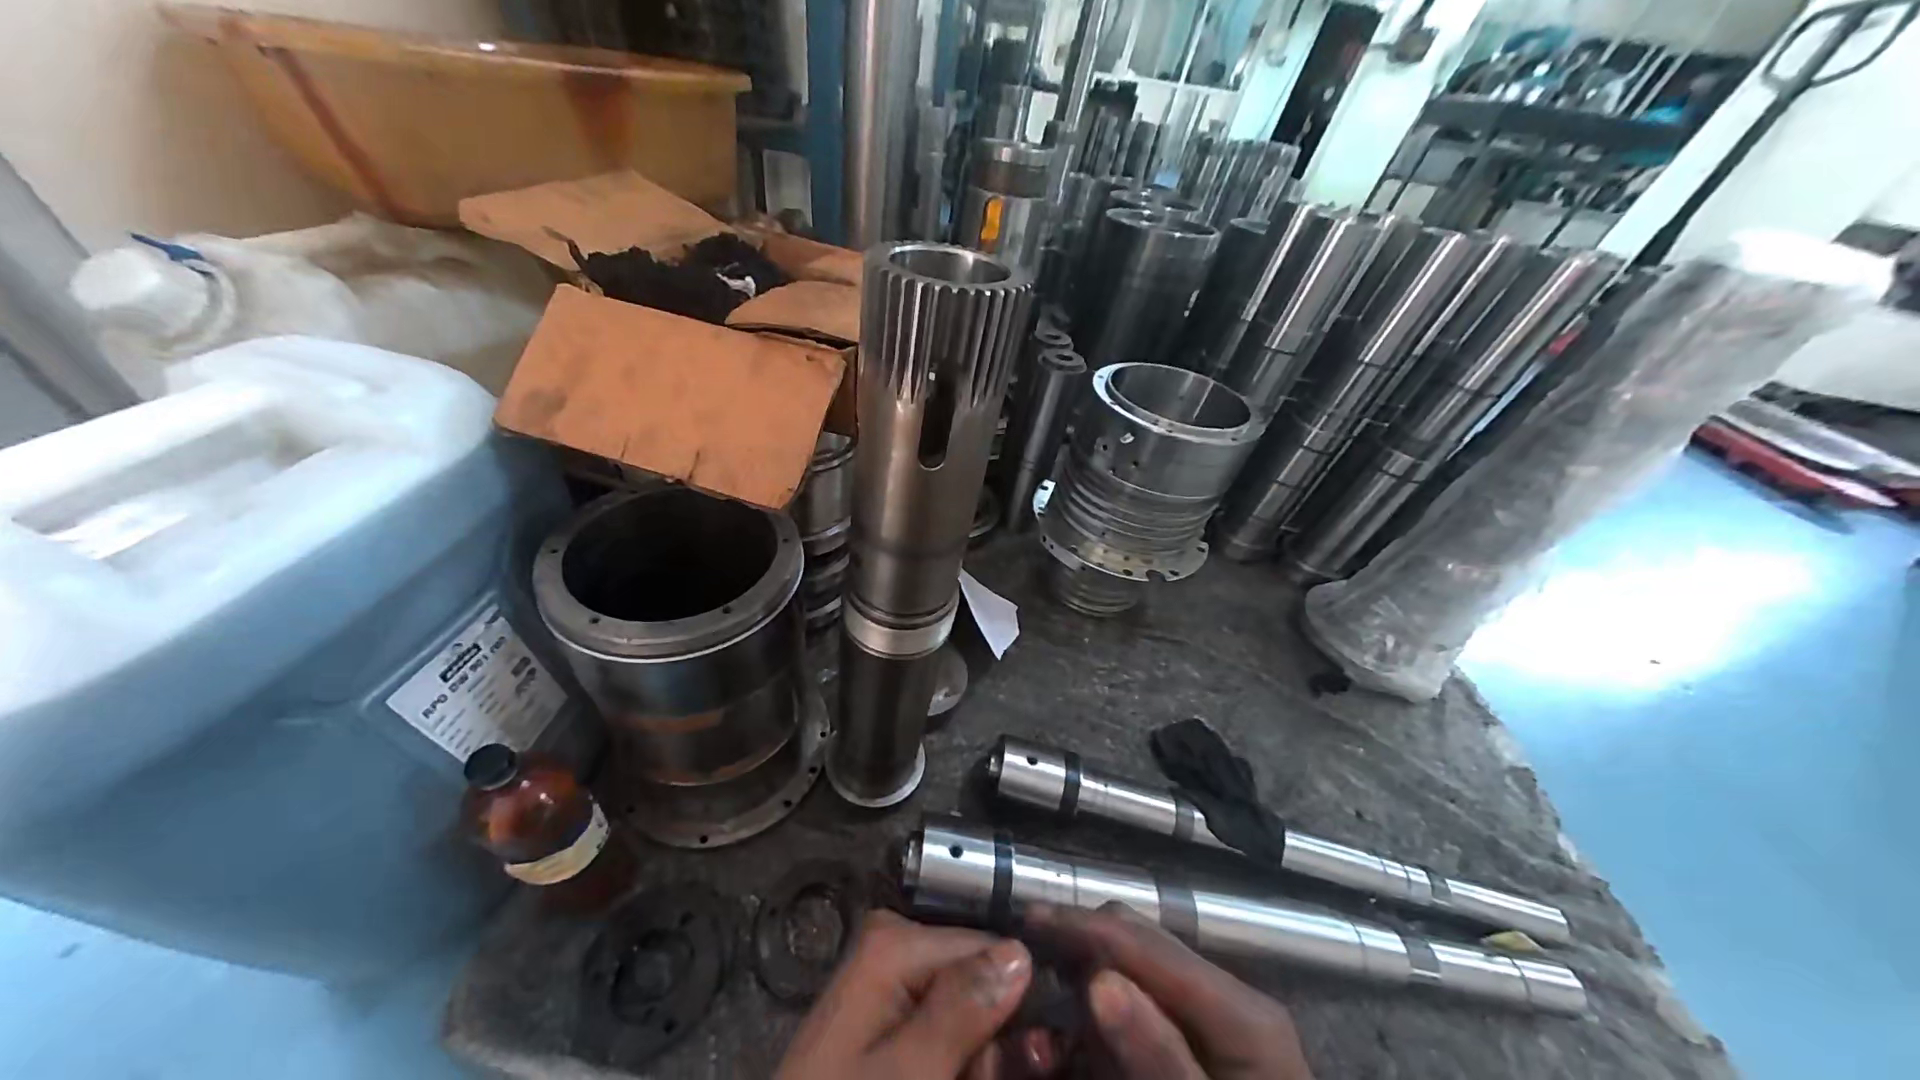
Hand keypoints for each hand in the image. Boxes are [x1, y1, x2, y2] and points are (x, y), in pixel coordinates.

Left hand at [776, 910, 1035, 1079]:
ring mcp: (889, 979)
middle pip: (979, 976)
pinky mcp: (887, 1011)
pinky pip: (940, 1020)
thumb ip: (962, 1010)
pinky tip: (949, 1072)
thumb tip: (1019, 953)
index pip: (992, 947)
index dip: (1016, 999)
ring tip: (963, 1077)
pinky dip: (953, 1052)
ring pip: (965, 1005)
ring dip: (977, 1049)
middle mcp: (894, 946)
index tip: (1025, 1051)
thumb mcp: (907, 1072)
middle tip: (979, 1074)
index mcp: (895, 940)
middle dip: (993, 1030)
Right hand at [1025, 902, 1313, 1079]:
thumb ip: (1157, 1056)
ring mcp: (1219, 1015)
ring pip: (1137, 962)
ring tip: (1047, 987)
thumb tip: (1098, 981)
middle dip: (1082, 942)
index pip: (1145, 945)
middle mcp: (1229, 996)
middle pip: (1139, 941)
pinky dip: (1107, 1005)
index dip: (1082, 926)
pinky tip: (1082, 1024)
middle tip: (1027, 959)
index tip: (1026, 920)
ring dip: (1089, 969)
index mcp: (1240, 1011)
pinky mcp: (1206, 1038)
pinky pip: (1147, 997)